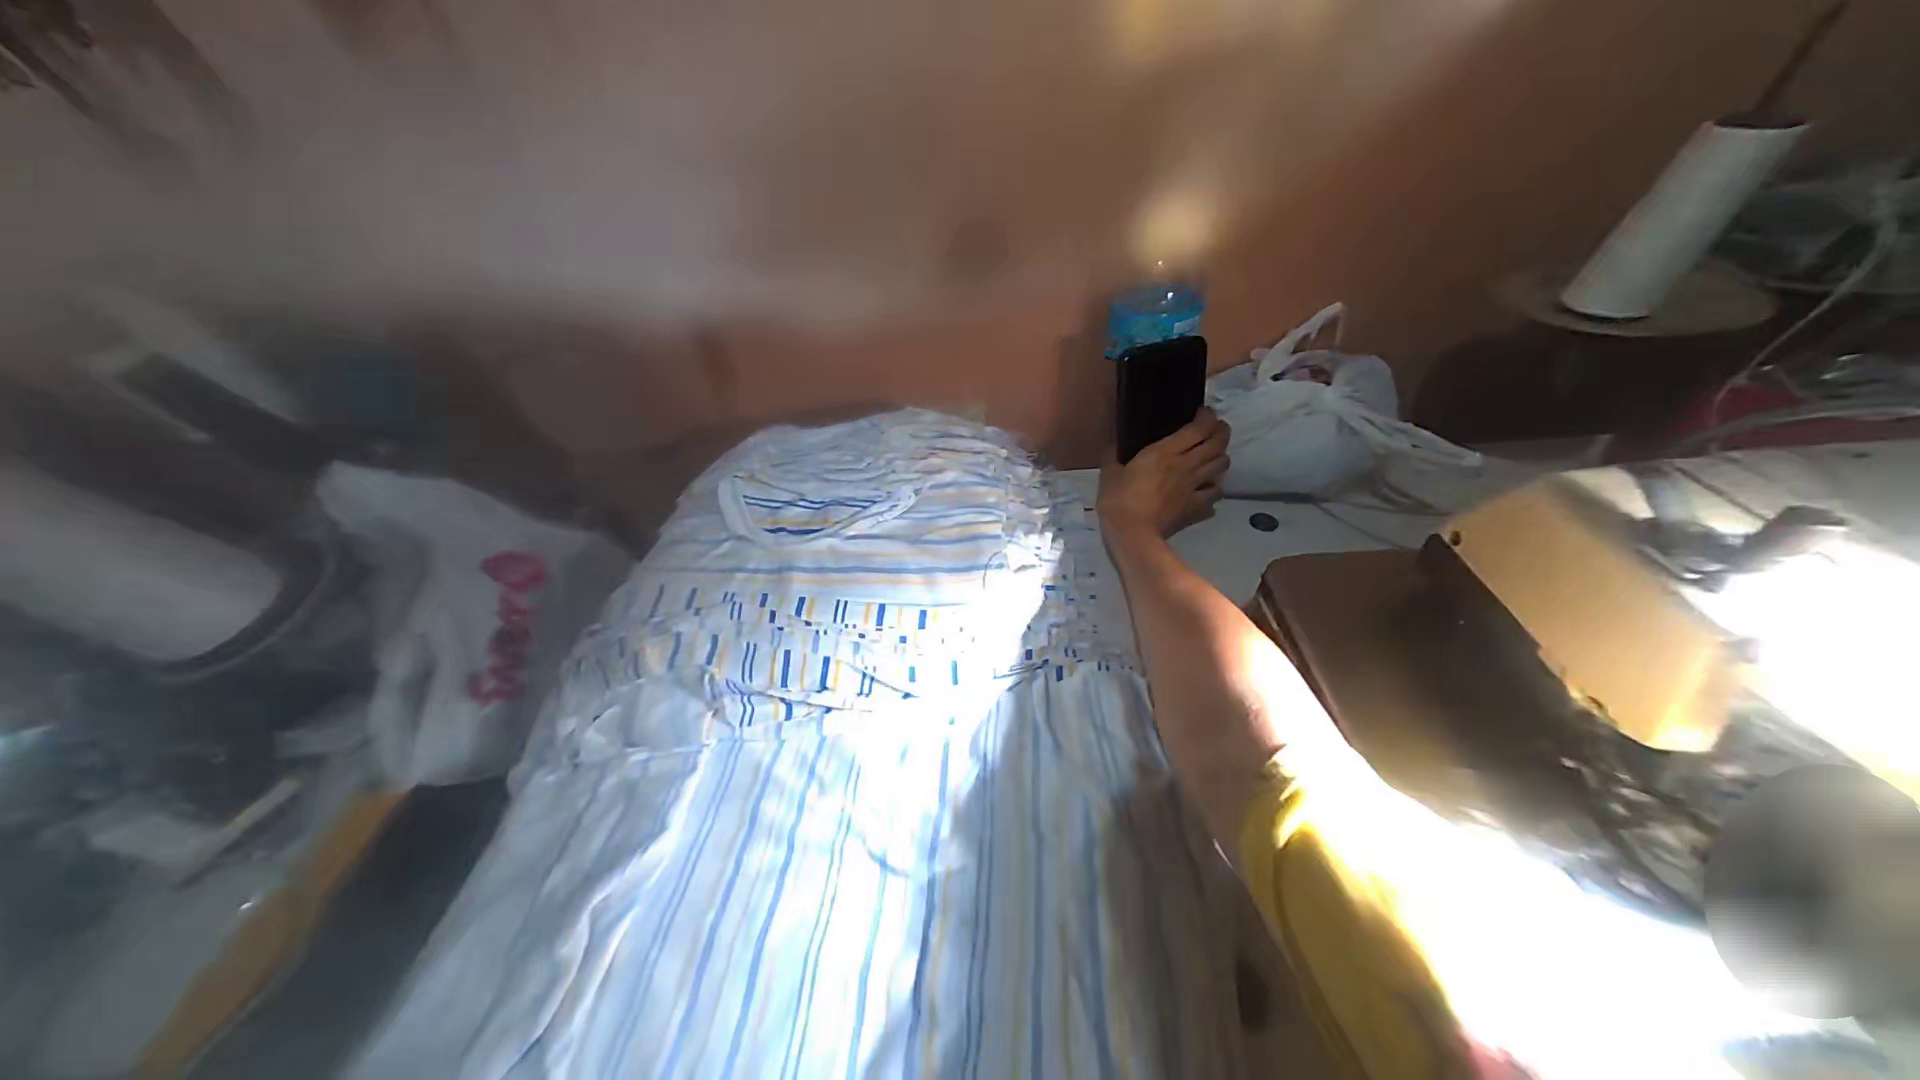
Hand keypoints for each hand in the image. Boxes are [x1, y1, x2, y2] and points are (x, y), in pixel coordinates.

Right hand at [1097, 408, 1229, 538]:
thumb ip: (1113, 456)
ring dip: (1220, 459)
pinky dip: (1214, 490)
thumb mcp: (1109, 473)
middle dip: (1222, 432)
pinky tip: (1206, 491)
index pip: (1200, 428)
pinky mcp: (1197, 509)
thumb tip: (1112, 445)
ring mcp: (1195, 488)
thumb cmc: (1118, 501)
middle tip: (1216, 429)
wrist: (1133, 535)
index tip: (1205, 412)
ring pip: (1222, 467)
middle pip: (1218, 444)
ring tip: (1212, 458)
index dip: (1208, 416)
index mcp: (1166, 452)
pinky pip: (1215, 496)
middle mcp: (1187, 466)